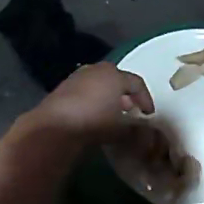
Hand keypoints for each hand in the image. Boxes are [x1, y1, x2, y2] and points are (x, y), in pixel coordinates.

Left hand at [26, 63, 154, 143]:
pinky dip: (93, 99)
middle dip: (126, 94)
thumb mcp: (119, 130)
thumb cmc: (95, 122)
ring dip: (108, 96)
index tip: (148, 113)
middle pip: (117, 79)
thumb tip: (140, 133)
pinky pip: (86, 90)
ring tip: (112, 112)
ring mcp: (78, 76)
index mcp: (115, 75)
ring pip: (100, 83)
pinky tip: (93, 113)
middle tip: (131, 109)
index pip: (137, 83)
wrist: (55, 125)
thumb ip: (133, 130)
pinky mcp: (64, 86)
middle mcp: (97, 70)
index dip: (145, 99)